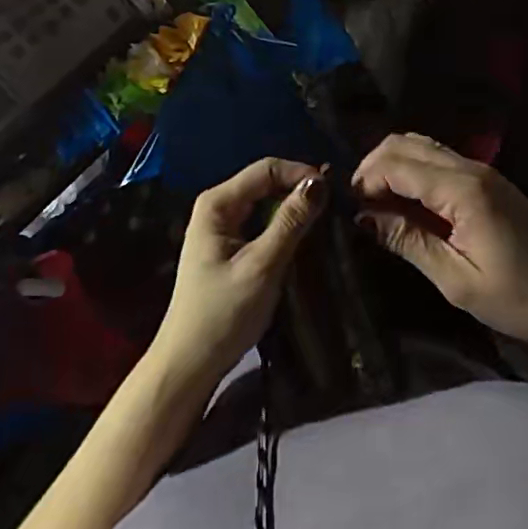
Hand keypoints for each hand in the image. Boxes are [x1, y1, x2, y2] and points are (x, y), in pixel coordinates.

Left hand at [152, 158, 326, 378]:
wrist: (191, 359)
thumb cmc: (224, 313)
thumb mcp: (262, 266)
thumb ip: (289, 222)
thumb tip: (318, 182)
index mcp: (216, 203)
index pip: (264, 169)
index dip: (300, 174)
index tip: (336, 192)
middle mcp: (216, 206)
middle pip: (263, 182)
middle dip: (297, 189)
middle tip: (336, 207)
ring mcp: (220, 227)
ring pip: (263, 203)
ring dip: (292, 208)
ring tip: (326, 220)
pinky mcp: (227, 246)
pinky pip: (259, 223)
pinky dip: (281, 225)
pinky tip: (302, 237)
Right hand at [353, 134, 527, 365]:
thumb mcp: (459, 282)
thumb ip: (408, 242)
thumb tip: (363, 217)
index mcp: (462, 190)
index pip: (393, 164)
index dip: (363, 182)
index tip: (349, 212)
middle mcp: (470, 168)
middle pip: (402, 143)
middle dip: (371, 168)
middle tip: (360, 207)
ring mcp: (482, 172)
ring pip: (419, 147)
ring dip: (390, 167)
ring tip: (378, 206)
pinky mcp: (489, 183)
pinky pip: (436, 160)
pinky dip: (411, 172)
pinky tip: (407, 205)